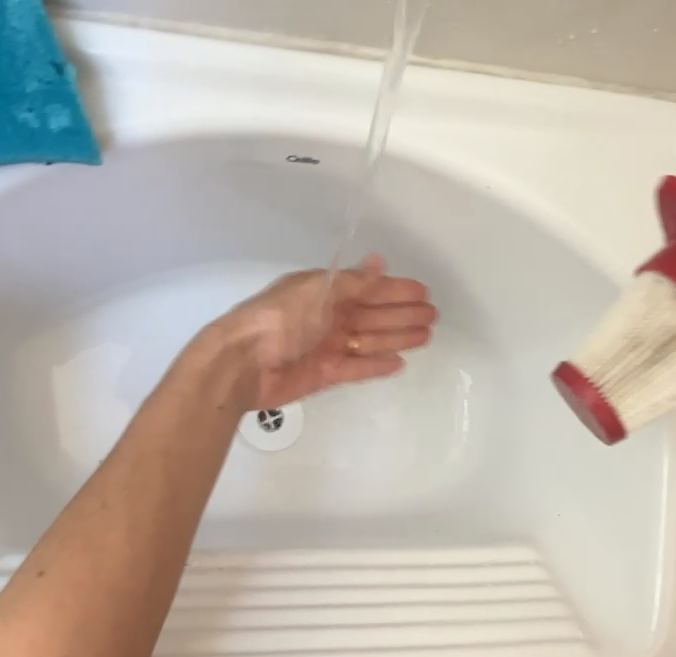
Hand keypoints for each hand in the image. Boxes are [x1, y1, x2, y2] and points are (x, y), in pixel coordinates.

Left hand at [202, 256, 436, 410]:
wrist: (244, 363)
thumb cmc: (279, 320)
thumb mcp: (318, 291)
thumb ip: (352, 282)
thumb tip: (378, 263)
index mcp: (323, 291)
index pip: (368, 287)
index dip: (395, 289)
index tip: (422, 292)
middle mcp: (326, 317)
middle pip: (373, 314)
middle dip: (402, 314)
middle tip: (432, 316)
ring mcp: (325, 346)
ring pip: (369, 340)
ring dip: (397, 337)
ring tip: (425, 337)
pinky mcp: (323, 374)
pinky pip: (357, 368)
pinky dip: (376, 365)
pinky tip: (399, 363)